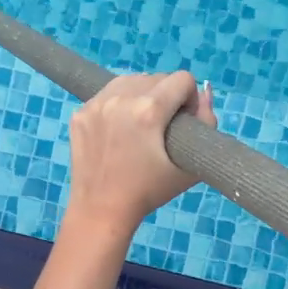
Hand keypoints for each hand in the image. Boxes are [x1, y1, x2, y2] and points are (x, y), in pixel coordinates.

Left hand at [64, 71, 210, 238]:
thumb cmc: (149, 191)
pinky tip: (118, 129)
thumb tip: (204, 92)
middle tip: (160, 127)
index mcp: (148, 111)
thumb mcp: (189, 164)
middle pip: (156, 78)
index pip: (182, 79)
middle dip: (165, 97)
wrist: (101, 210)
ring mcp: (96, 105)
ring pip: (130, 81)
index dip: (189, 99)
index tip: (182, 122)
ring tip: (139, 124)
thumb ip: (207, 123)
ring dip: (141, 95)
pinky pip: (107, 95)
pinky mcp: (80, 113)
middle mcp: (120, 99)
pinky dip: (117, 105)